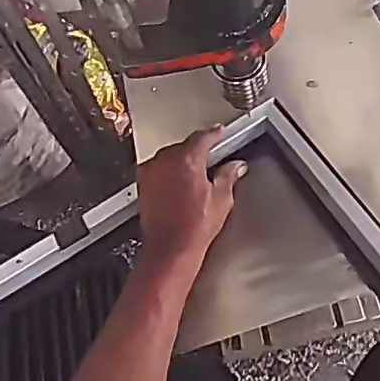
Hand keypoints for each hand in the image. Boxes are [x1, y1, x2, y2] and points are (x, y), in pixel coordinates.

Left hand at [137, 126, 248, 270]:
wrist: (170, 248)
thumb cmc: (193, 227)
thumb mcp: (221, 199)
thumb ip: (228, 176)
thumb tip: (235, 167)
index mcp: (187, 160)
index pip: (202, 137)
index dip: (214, 134)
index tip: (219, 132)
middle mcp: (166, 162)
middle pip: (185, 145)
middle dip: (198, 149)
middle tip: (212, 156)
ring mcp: (152, 173)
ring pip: (170, 156)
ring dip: (183, 159)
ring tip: (196, 172)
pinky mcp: (144, 185)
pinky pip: (159, 168)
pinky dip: (170, 170)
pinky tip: (180, 183)